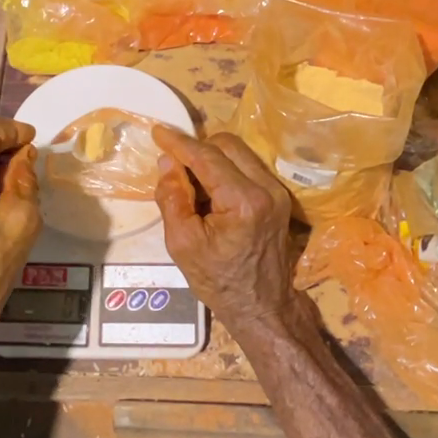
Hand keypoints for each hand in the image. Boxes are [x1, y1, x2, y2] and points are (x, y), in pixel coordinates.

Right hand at [151, 127, 297, 332]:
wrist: (261, 306)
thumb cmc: (218, 281)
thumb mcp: (182, 244)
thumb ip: (173, 198)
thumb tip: (167, 163)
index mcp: (243, 201)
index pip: (207, 157)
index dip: (180, 143)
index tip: (158, 132)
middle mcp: (266, 188)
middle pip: (227, 144)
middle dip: (197, 148)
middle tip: (173, 163)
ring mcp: (277, 191)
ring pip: (240, 152)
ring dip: (212, 157)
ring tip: (190, 180)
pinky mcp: (279, 197)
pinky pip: (248, 166)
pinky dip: (226, 168)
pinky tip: (210, 190)